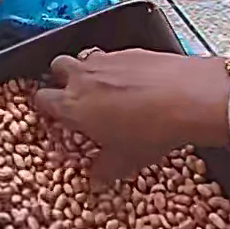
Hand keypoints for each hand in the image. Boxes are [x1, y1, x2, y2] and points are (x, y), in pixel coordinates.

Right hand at [33, 49, 229, 179]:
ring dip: (89, 69)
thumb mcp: (126, 159)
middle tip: (75, 94)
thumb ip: (105, 168)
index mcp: (72, 105)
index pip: (42, 99)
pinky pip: (114, 55)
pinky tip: (136, 82)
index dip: (45, 106)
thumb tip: (98, 178)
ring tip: (106, 87)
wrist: (187, 97)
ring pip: (85, 57)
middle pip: (57, 67)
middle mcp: (83, 77)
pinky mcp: (131, 50)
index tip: (54, 114)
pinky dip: (119, 66)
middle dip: (62, 77)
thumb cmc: (150, 131)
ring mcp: (107, 59)